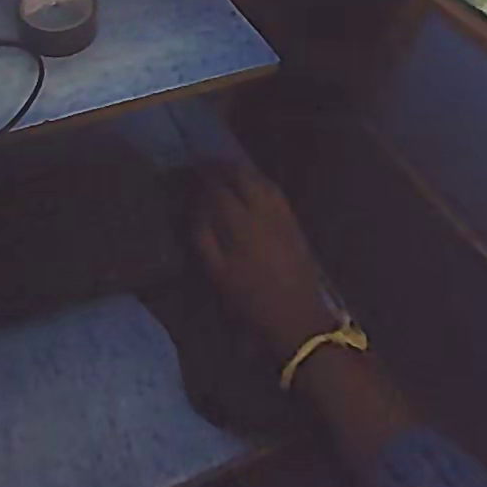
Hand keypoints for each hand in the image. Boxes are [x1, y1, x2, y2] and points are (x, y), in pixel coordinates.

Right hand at [193, 163, 337, 352]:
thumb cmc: (251, 299)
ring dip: (243, 171)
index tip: (188, 168)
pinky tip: (253, 185)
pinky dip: (261, 182)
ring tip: (227, 170)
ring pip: (262, 181)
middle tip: (206, 164)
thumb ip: (202, 235)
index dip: (201, 175)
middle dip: (223, 166)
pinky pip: (276, 193)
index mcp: (241, 224)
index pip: (218, 187)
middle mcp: (263, 213)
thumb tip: (195, 208)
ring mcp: (283, 217)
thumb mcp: (217, 272)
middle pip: (243, 176)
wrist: (298, 321)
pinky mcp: (295, 224)